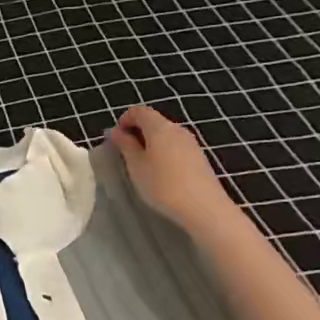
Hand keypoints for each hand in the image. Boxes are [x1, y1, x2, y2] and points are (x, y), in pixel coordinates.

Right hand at [107, 106, 238, 232]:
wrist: (204, 208)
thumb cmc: (163, 186)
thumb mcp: (136, 166)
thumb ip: (125, 146)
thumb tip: (115, 131)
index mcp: (160, 127)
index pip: (140, 111)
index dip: (125, 118)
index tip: (116, 136)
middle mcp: (178, 129)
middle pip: (154, 122)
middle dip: (138, 131)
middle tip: (125, 151)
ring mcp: (191, 143)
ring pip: (166, 135)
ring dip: (151, 143)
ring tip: (141, 163)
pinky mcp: (199, 158)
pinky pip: (176, 147)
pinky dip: (164, 151)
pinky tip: (161, 171)